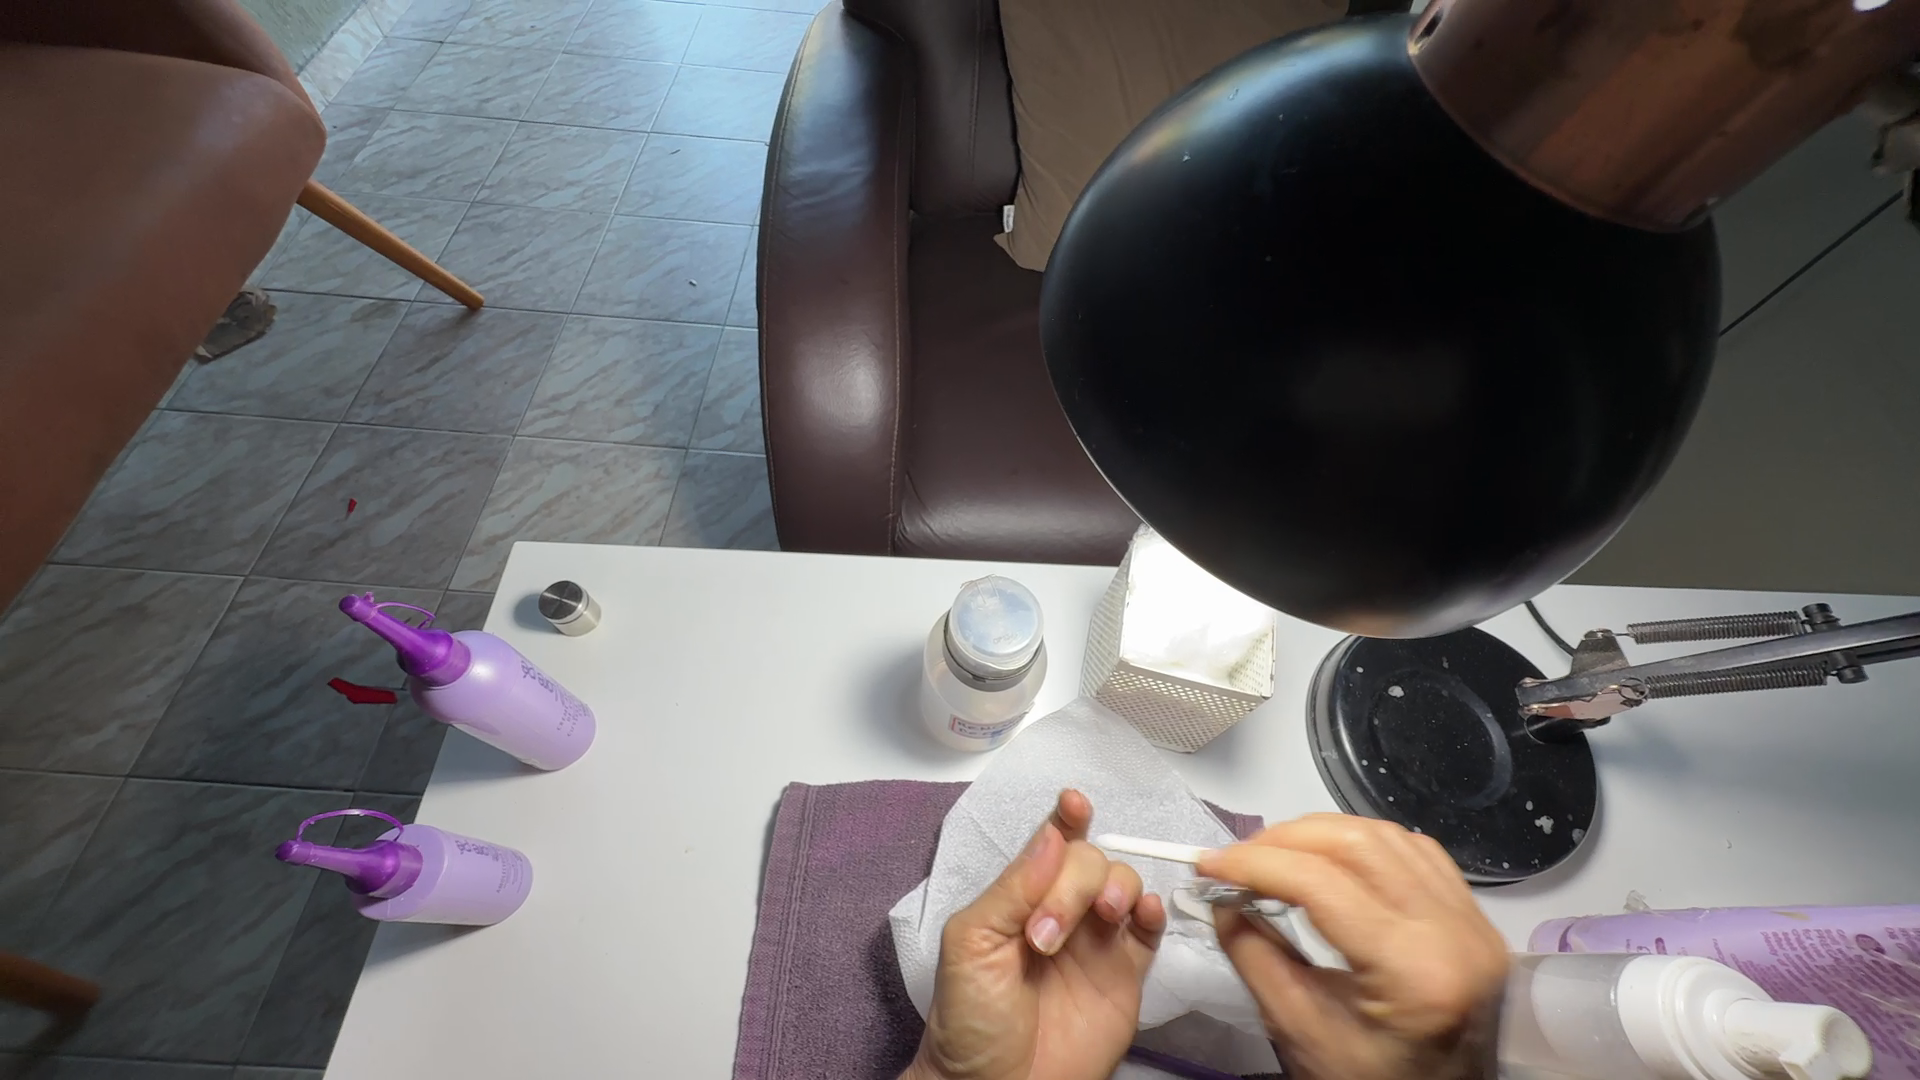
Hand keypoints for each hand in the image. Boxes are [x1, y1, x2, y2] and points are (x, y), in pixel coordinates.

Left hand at [905, 790, 1165, 1079]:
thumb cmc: (970, 1015)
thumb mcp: (974, 942)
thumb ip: (1014, 888)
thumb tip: (1052, 834)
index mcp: (1022, 895)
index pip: (1049, 844)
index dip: (1066, 818)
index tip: (1074, 803)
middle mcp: (1062, 908)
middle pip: (1088, 860)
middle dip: (1074, 881)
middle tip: (1045, 933)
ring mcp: (1096, 940)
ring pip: (1122, 884)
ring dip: (1117, 886)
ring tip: (1102, 916)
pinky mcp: (1125, 975)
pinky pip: (1150, 933)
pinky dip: (1153, 912)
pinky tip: (1143, 913)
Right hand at [1197, 814, 1507, 1079]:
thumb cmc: (1372, 1079)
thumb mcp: (1299, 1030)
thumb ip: (1251, 953)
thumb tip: (1220, 894)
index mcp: (1413, 972)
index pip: (1318, 884)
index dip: (1253, 864)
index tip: (1207, 865)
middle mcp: (1452, 931)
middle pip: (1352, 843)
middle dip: (1281, 839)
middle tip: (1237, 859)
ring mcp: (1470, 918)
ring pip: (1380, 834)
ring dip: (1317, 833)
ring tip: (1275, 854)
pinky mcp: (1474, 913)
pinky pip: (1410, 847)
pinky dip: (1359, 839)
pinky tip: (1330, 856)